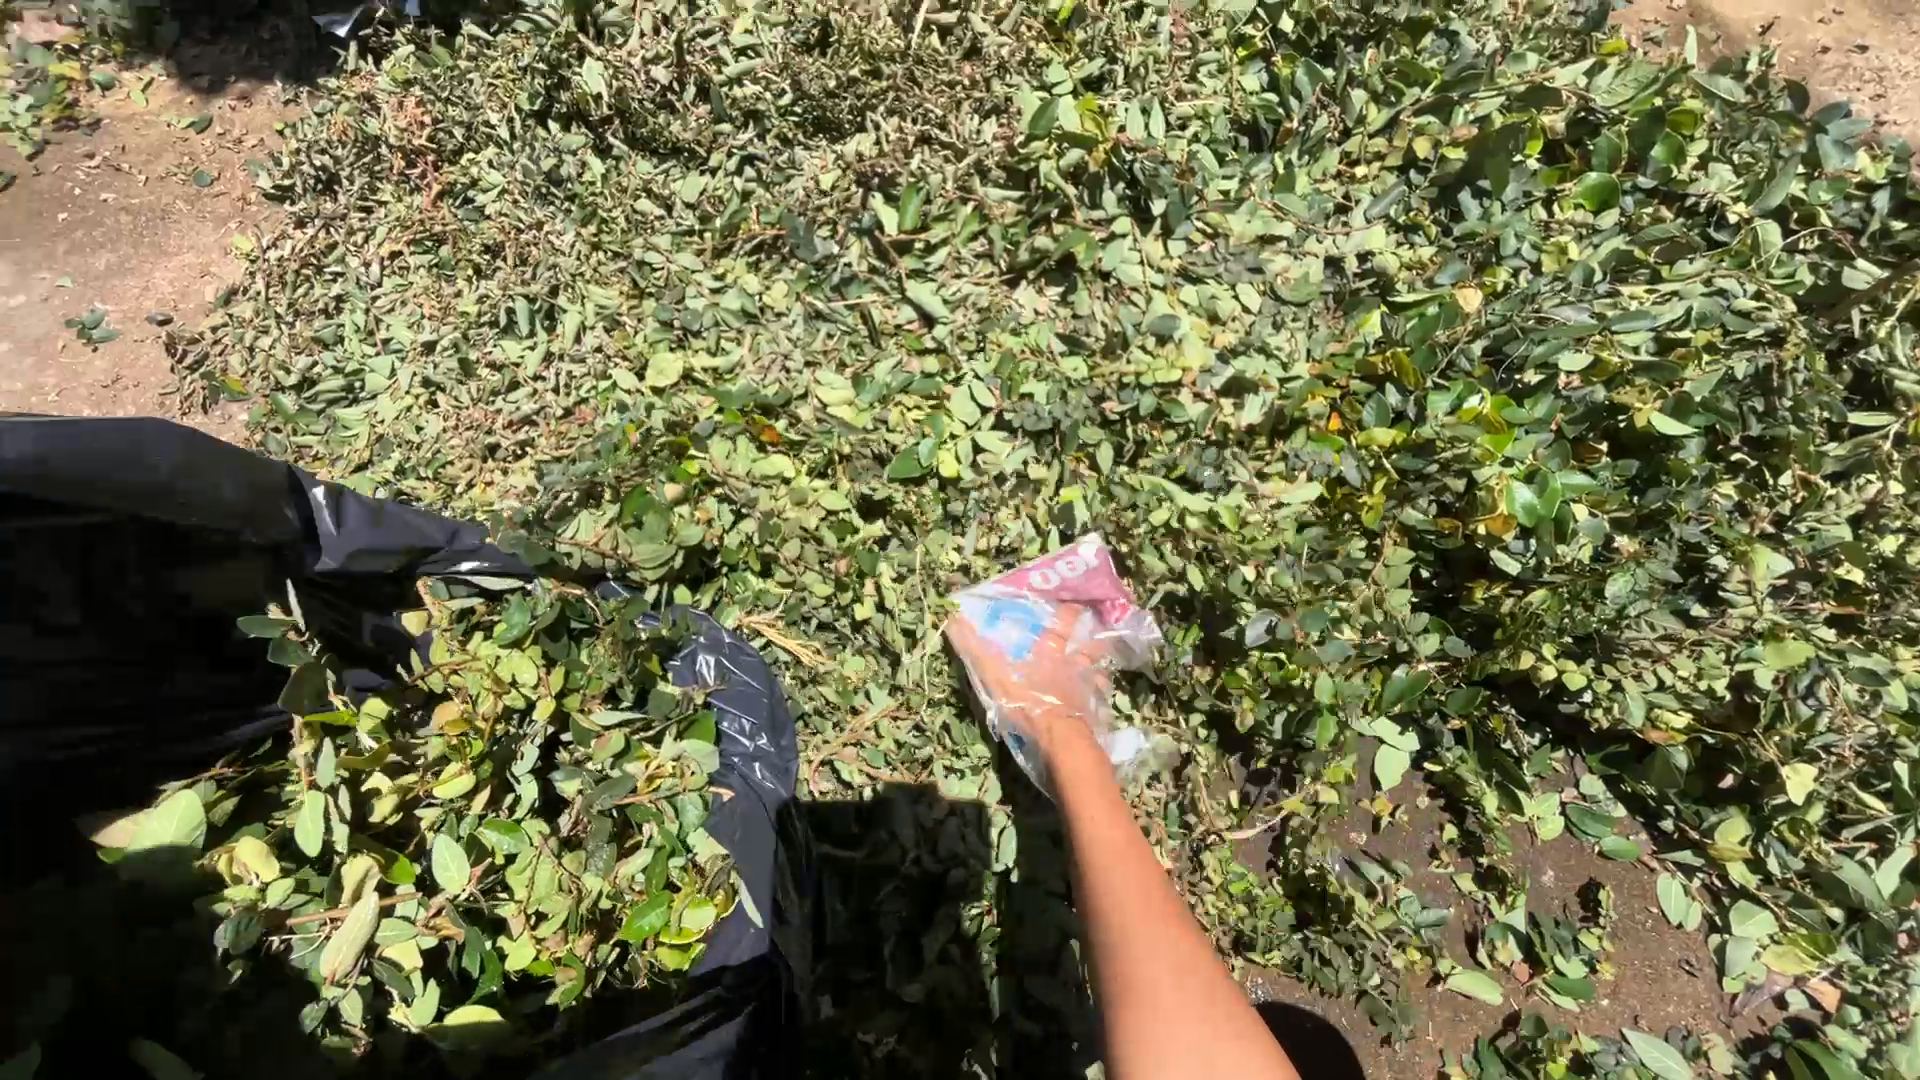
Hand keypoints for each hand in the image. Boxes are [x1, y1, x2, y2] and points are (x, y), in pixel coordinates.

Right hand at [946, 601, 1111, 765]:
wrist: (1059, 738)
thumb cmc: (1028, 701)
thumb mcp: (995, 675)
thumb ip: (975, 649)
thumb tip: (953, 618)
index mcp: (1051, 653)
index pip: (1064, 624)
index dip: (1069, 613)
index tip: (1073, 605)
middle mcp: (1073, 665)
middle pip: (1089, 646)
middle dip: (1093, 639)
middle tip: (1097, 633)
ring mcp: (1087, 688)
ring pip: (1099, 671)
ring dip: (1100, 667)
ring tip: (1099, 667)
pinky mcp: (1093, 711)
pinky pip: (1100, 699)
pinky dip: (1100, 696)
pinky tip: (1098, 699)